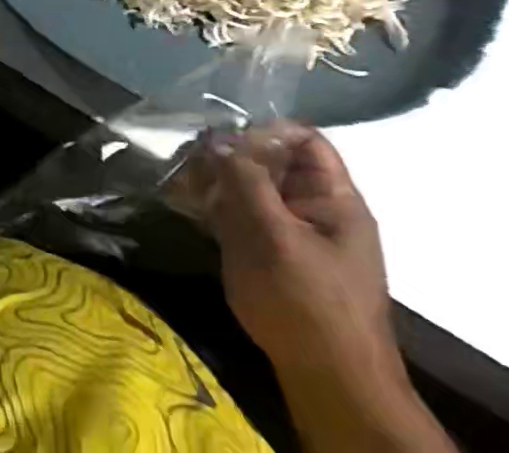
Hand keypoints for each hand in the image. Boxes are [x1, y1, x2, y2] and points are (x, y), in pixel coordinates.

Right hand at [188, 123, 393, 371]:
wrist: (326, 378)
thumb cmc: (308, 302)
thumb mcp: (275, 236)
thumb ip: (247, 183)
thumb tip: (219, 141)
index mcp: (333, 199)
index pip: (305, 141)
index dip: (265, 130)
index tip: (221, 135)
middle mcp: (312, 208)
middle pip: (271, 162)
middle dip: (228, 154)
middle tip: (185, 156)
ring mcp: (289, 231)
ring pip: (249, 187)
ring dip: (213, 179)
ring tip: (175, 177)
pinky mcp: (267, 252)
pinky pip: (239, 214)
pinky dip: (212, 203)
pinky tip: (181, 200)